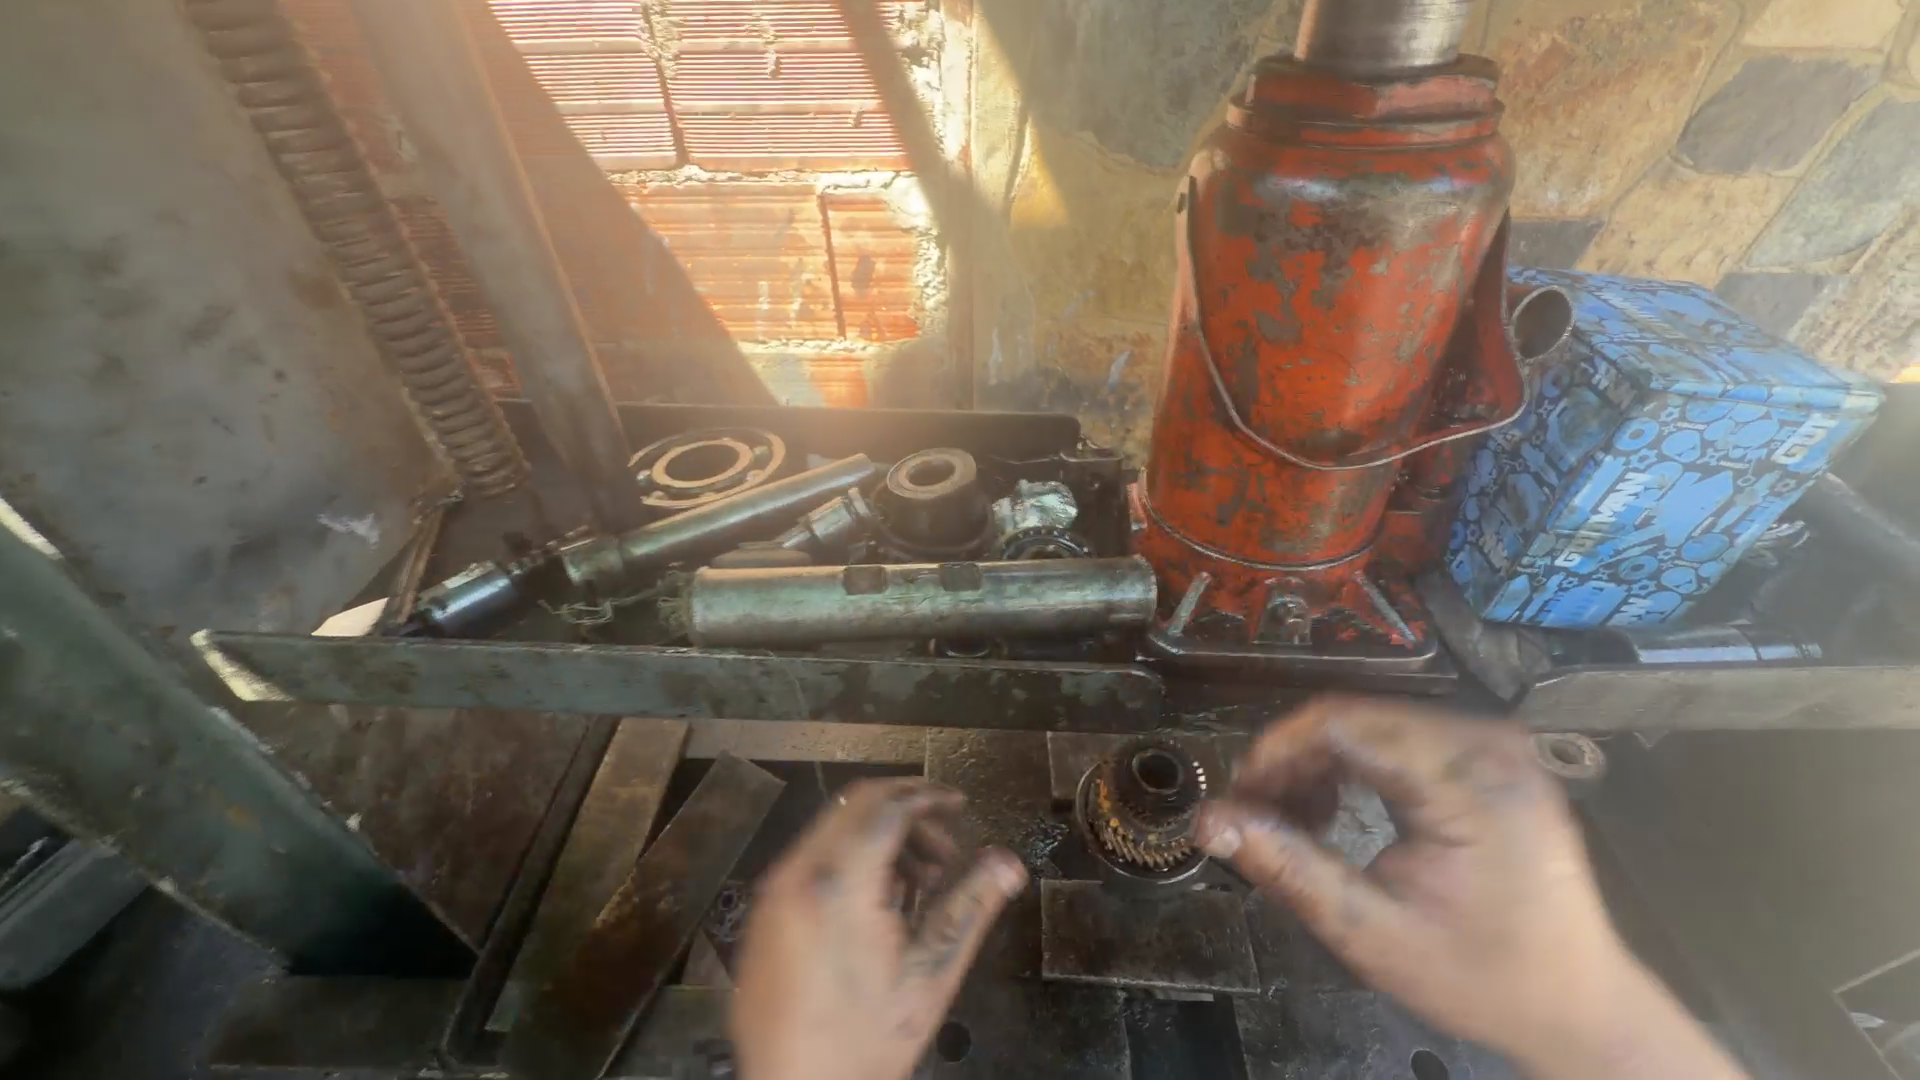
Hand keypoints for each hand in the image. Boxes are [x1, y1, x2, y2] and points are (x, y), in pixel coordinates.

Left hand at [732, 778, 1028, 1079]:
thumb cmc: (865, 1041)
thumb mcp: (929, 975)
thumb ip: (970, 907)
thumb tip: (1008, 863)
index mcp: (838, 883)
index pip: (887, 806)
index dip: (928, 796)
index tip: (958, 804)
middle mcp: (797, 872)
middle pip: (858, 806)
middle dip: (909, 815)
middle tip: (946, 850)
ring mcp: (773, 890)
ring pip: (835, 828)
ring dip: (882, 837)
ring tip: (920, 882)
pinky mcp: (764, 910)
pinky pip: (814, 856)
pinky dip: (853, 858)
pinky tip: (881, 902)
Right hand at [1195, 698, 1746, 1079]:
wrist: (1582, 1009)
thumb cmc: (1482, 978)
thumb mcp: (1372, 933)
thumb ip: (1286, 868)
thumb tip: (1207, 821)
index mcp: (1468, 778)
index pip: (1342, 723)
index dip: (1276, 750)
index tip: (1241, 798)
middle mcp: (1485, 742)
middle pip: (1352, 717)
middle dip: (1291, 760)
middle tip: (1258, 813)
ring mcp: (1492, 745)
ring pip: (1367, 722)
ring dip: (1315, 762)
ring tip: (1293, 818)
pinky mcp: (1487, 757)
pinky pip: (1394, 736)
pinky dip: (1348, 765)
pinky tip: (1333, 806)